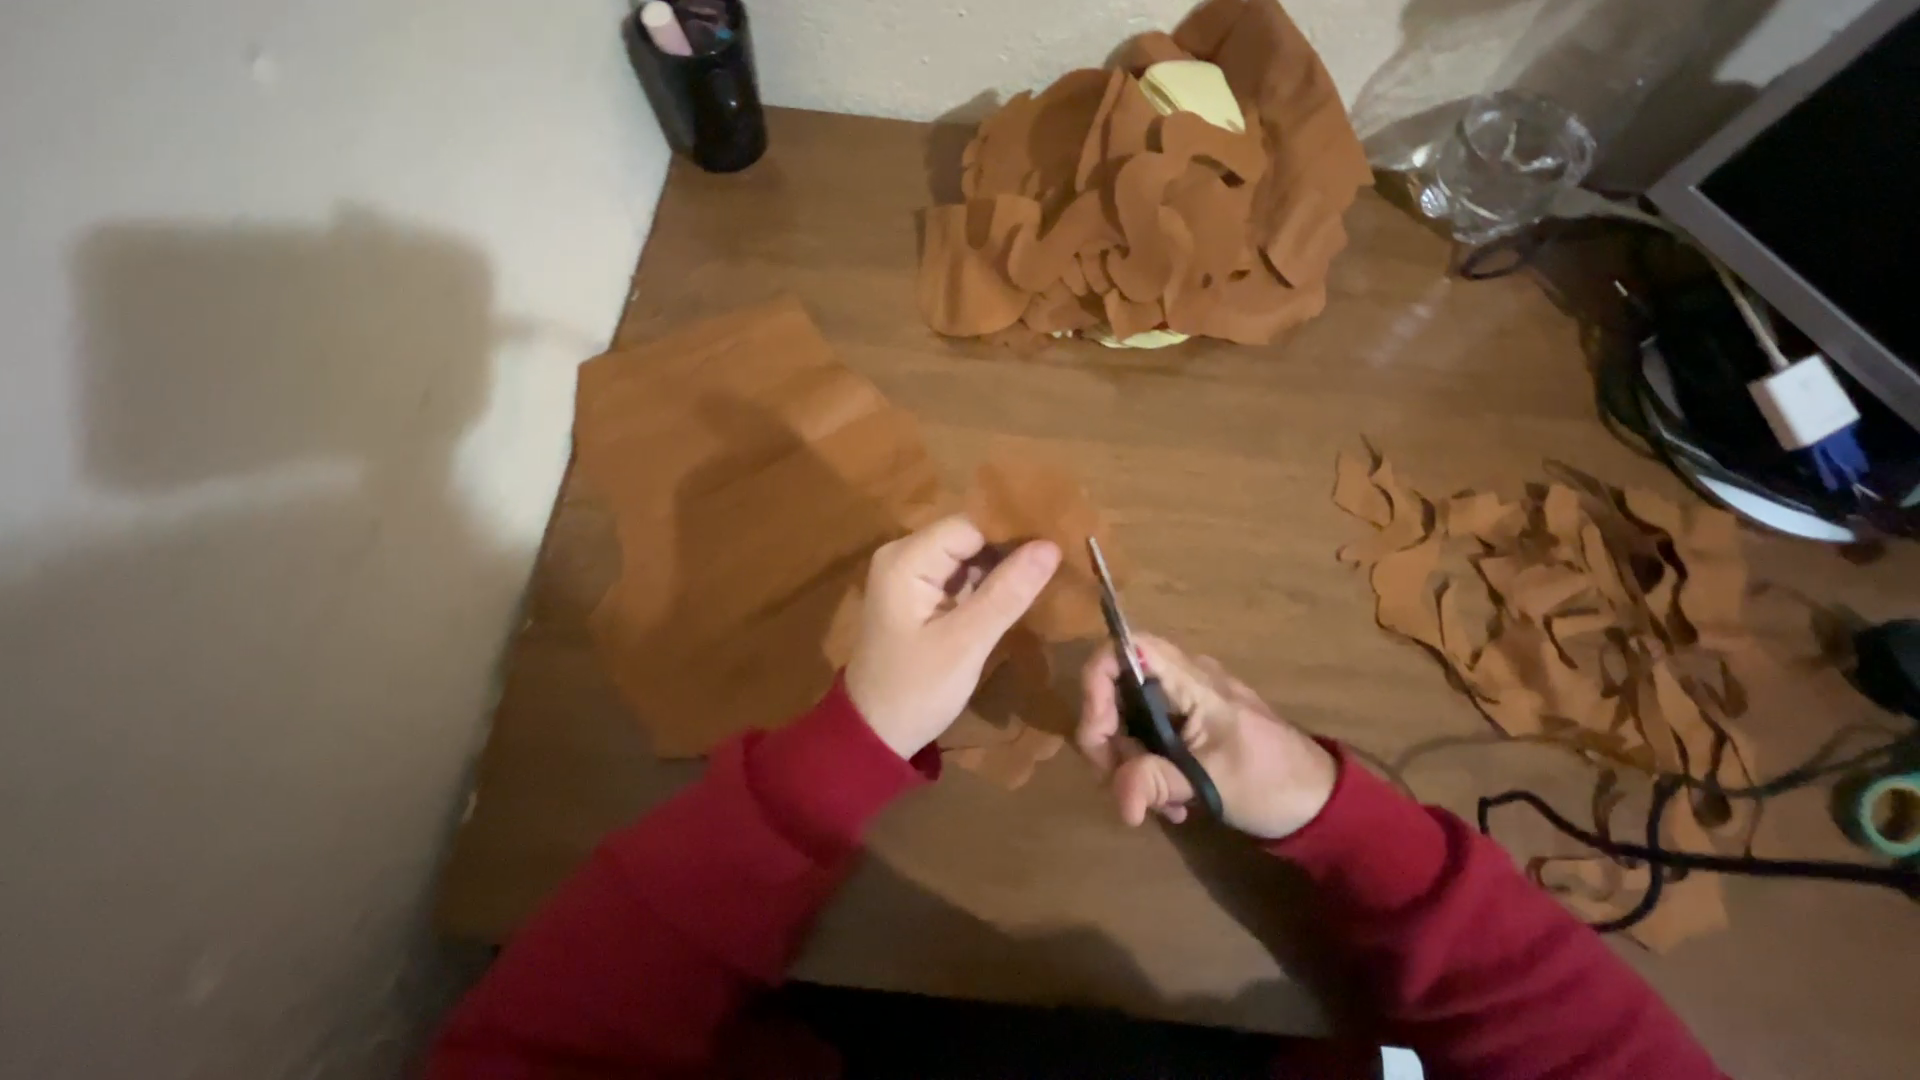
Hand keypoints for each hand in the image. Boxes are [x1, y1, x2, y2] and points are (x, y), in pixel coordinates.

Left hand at [845, 515, 1061, 758]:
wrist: (875, 734)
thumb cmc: (916, 690)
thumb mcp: (966, 643)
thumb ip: (1007, 593)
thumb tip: (1051, 546)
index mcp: (905, 560)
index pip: (970, 526)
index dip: (1011, 536)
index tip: (1055, 549)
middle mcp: (903, 557)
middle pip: (969, 538)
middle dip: (1009, 550)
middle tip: (1058, 564)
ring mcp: (910, 577)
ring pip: (968, 557)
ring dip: (1002, 568)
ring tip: (1048, 576)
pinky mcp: (920, 597)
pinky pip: (960, 578)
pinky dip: (987, 586)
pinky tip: (1019, 594)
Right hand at [1076, 634, 1336, 838]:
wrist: (1321, 801)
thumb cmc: (1273, 781)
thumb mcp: (1212, 784)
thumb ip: (1158, 782)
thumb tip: (1118, 803)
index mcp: (1191, 680)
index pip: (1124, 648)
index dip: (1095, 684)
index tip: (1099, 736)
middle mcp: (1182, 679)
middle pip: (1115, 688)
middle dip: (1109, 739)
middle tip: (1122, 784)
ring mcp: (1183, 701)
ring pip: (1126, 716)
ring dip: (1128, 761)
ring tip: (1156, 803)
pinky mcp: (1187, 723)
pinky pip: (1147, 734)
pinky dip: (1146, 765)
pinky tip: (1169, 800)